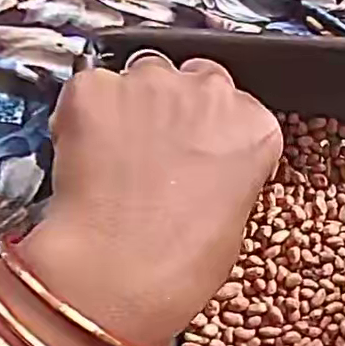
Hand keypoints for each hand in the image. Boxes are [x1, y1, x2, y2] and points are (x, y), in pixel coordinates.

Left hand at [20, 55, 281, 345]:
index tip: (203, 148)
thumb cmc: (183, 260)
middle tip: (160, 148)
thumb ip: (228, 170)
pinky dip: (88, 113)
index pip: (241, 105)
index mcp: (256, 128)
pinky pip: (93, 87)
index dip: (216, 129)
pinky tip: (89, 152)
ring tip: (120, 154)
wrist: (121, 270)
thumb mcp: (236, 217)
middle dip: (180, 106)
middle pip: (196, 78)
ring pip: (143, 75)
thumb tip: (204, 162)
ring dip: (135, 104)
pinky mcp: (97, 87)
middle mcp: (211, 94)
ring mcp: (152, 85)